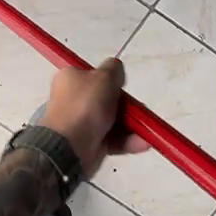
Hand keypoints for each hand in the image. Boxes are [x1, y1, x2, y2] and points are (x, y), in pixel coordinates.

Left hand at [39, 58, 149, 175]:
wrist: (70, 146)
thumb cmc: (85, 105)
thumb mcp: (103, 77)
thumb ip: (114, 69)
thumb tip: (115, 71)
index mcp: (69, 79)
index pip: (91, 75)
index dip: (109, 80)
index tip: (120, 86)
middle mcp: (73, 100)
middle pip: (106, 98)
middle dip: (126, 105)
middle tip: (139, 110)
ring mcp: (80, 122)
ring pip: (112, 120)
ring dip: (132, 125)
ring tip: (145, 129)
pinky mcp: (89, 143)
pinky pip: (112, 139)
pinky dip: (128, 140)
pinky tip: (143, 142)